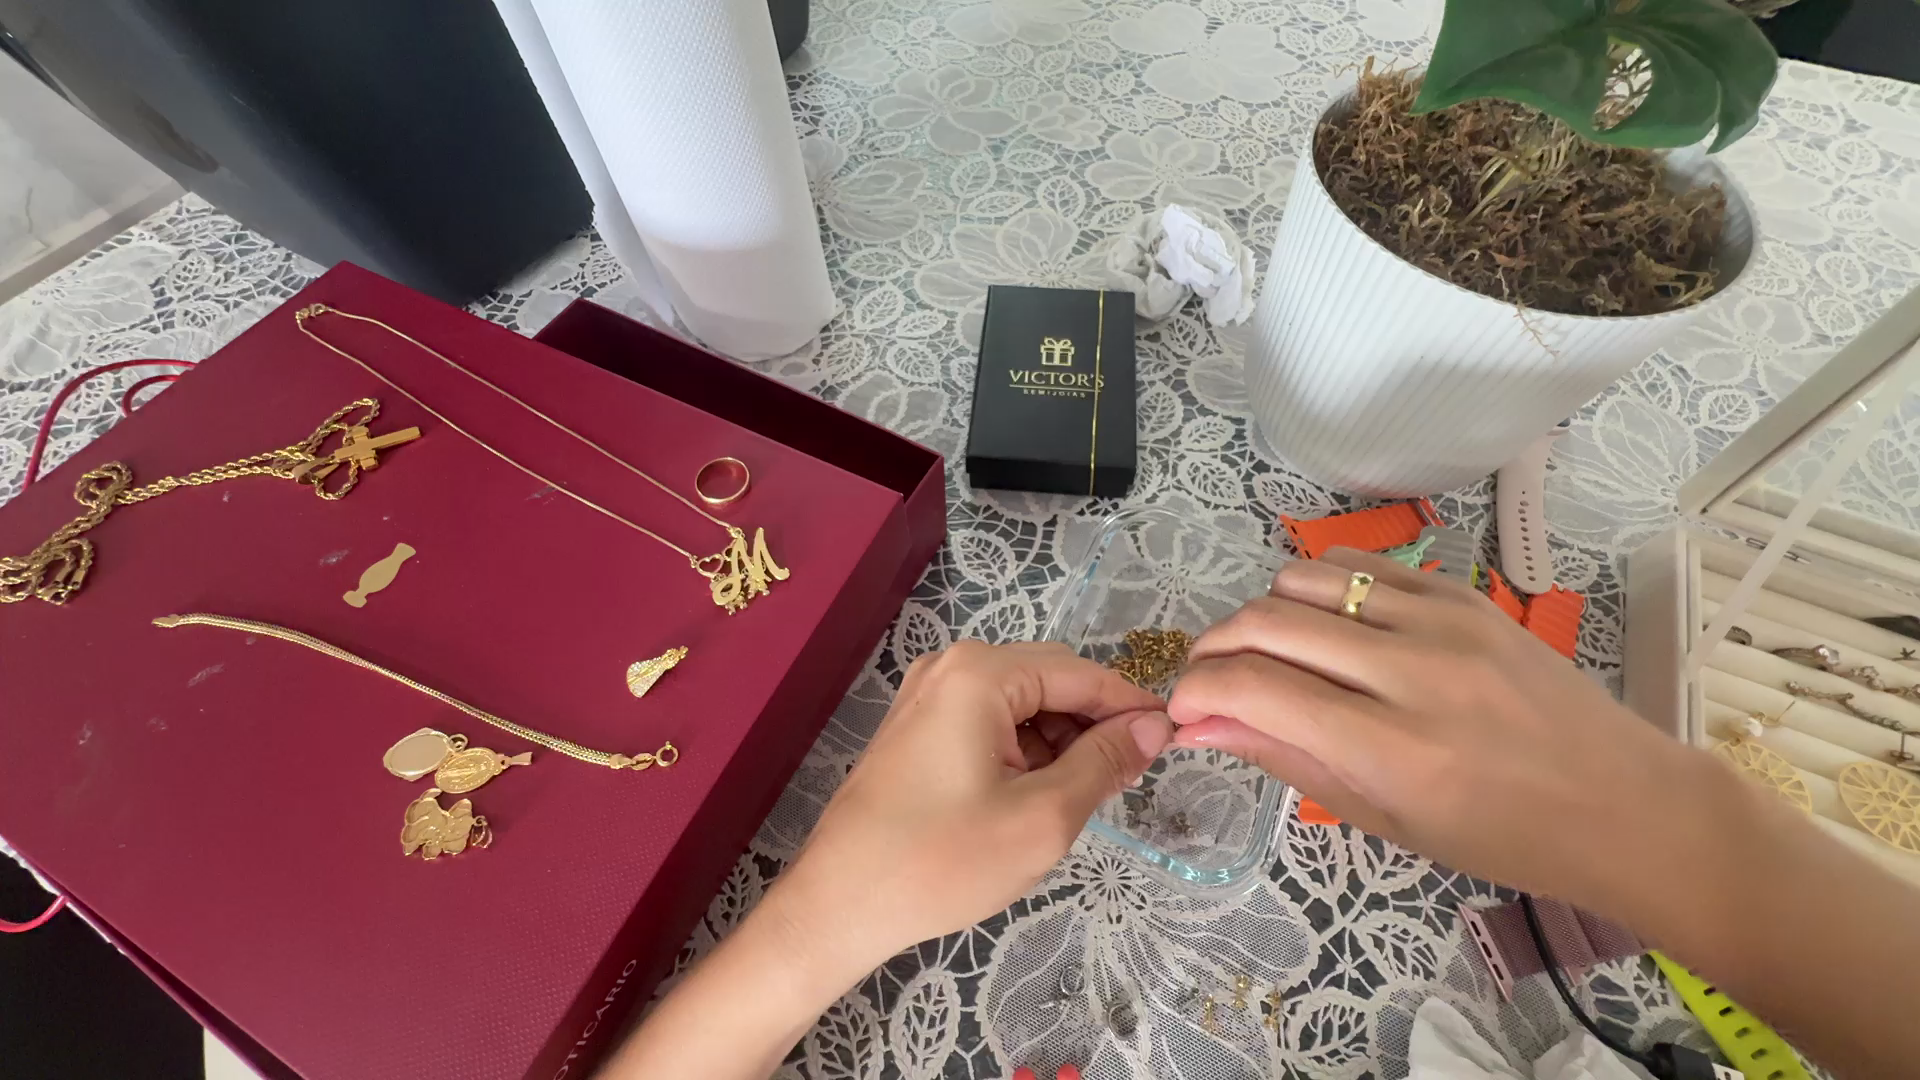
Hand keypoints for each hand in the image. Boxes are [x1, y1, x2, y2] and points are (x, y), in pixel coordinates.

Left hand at [770, 641, 1171, 976]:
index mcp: (980, 673)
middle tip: (1127, 777)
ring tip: (1082, 792)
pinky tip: (1034, 790)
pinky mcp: (918, 724)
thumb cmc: (942, 861)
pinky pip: (988, 718)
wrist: (838, 904)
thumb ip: (1103, 762)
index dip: (1128, 705)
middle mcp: (951, 665)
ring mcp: (928, 692)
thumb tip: (1152, 726)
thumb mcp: (1042, 817)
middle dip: (1092, 723)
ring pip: (1019, 700)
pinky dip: (1022, 746)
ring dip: (1058, 737)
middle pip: (1048, 679)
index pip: (1079, 673)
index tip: (1169, 741)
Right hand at [1166, 547, 1739, 914]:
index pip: (1252, 688)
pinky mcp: (1459, 592)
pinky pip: (1352, 564)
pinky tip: (1327, 626)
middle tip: (1210, 679)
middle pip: (1263, 621)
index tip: (1184, 708)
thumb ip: (1279, 756)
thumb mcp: (1378, 817)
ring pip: (1298, 579)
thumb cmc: (1498, 836)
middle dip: (1211, 648)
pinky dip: (1315, 589)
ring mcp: (1440, 618)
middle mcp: (1411, 669)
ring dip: (1261, 615)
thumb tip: (1196, 723)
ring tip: (1274, 653)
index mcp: (1393, 747)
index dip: (1195, 691)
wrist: (1629, 804)